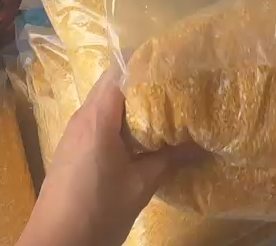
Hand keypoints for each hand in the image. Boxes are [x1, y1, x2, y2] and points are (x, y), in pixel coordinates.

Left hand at [17, 72, 195, 245]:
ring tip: (163, 107)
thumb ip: (170, 159)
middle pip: (113, 81)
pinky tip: (138, 134)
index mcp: (98, 117)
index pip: (121, 69)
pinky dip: (118, 117)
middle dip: (143, 80)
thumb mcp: (139, 187)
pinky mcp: (72, 146)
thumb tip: (203, 144)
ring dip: (131, 100)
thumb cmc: (97, 213)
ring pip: (105, 100)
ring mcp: (74, 131)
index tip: (174, 64)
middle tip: (175, 85)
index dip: (147, 62)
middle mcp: (83, 115)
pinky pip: (98, 117)